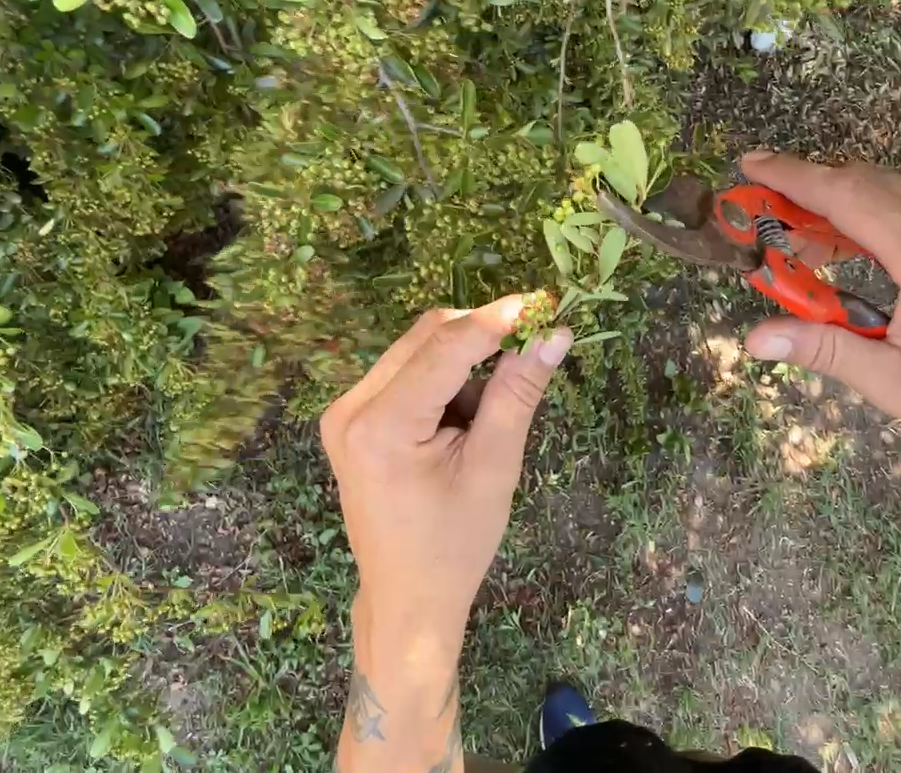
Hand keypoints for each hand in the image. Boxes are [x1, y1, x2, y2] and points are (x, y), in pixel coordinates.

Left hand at [321, 296, 570, 772]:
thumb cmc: (455, 544)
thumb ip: (518, 393)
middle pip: (425, 338)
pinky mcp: (350, 418)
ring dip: (462, 359)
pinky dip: (442, 377)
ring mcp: (344, 411)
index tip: (540, 301)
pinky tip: (460, 416)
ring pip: (415, 349)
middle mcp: (350, 406)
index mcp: (381, 425)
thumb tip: (555, 333)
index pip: (444, 348)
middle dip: (480, 337)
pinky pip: (404, 371)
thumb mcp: (494, 466)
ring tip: (487, 409)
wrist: (406, 599)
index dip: (494, 320)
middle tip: (529, 346)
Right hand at [739, 153, 900, 454]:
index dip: (794, 176)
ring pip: (893, 187)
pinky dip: (878, 209)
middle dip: (809, 189)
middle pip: (866, 182)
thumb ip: (824, 350)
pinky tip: (861, 245)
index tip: (751, 163)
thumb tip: (754, 339)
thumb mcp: (896, 382)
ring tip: (809, 241)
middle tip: (766, 211)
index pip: (849, 196)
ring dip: (843, 202)